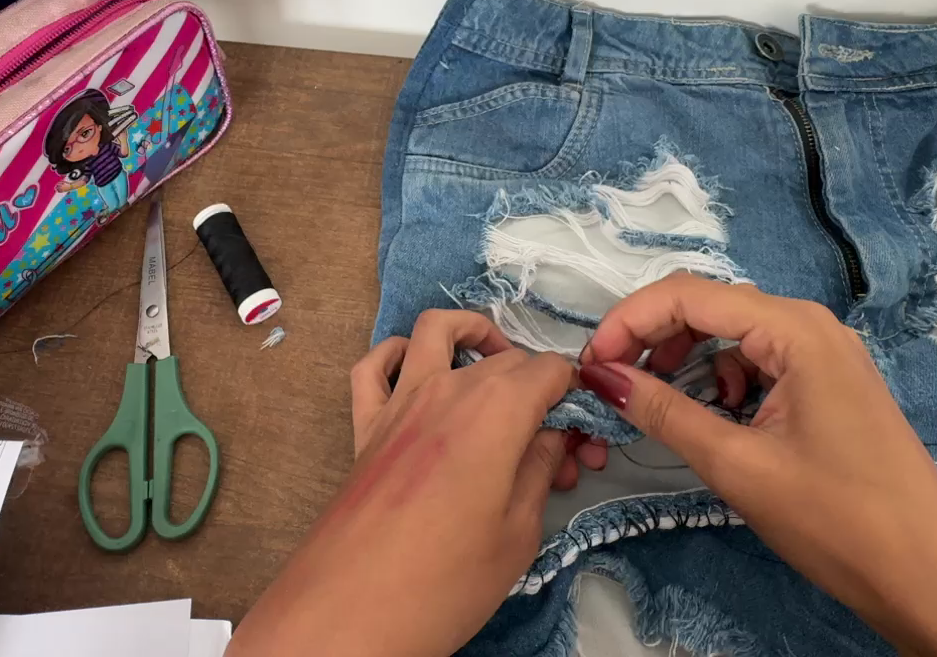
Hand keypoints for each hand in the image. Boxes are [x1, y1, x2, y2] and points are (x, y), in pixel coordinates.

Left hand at [228, 311, 577, 656]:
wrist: (354, 608)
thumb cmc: (448, 579)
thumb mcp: (519, 532)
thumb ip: (541, 469)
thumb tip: (554, 436)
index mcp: (497, 408)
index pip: (549, 371)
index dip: (574, 393)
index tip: (582, 432)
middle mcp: (449, 386)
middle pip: (506, 358)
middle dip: (540, 388)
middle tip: (553, 445)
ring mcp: (401, 398)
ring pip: (436, 329)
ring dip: (470, 333)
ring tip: (494, 366)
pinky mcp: (365, 421)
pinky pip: (373, 366)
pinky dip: (394, 355)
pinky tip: (415, 373)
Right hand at [579, 276, 936, 656]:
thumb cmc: (839, 523)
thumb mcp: (737, 465)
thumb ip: (662, 410)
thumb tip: (599, 376)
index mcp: (794, 329)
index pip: (688, 294)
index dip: (629, 320)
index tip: (593, 362)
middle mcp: (810, 323)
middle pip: (708, 305)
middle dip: (653, 336)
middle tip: (614, 379)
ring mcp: (824, 350)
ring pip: (730, 330)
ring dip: (684, 356)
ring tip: (658, 398)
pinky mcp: (828, 379)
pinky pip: (757, 357)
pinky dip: (721, 376)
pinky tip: (715, 414)